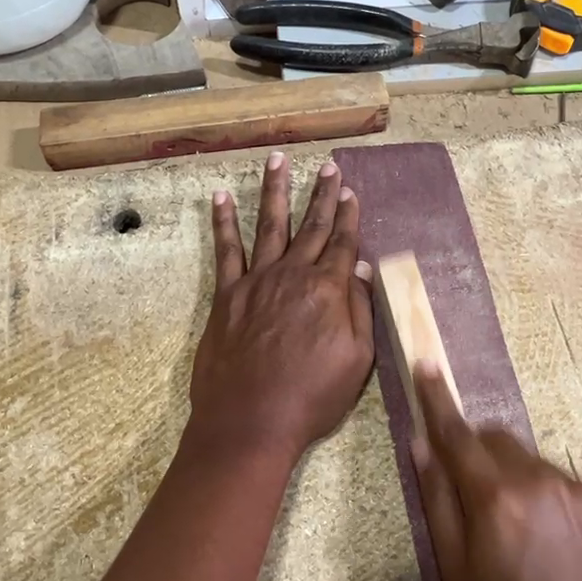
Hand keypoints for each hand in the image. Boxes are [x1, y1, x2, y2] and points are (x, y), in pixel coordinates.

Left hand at [185, 152, 375, 465]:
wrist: (250, 419)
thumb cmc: (311, 397)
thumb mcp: (357, 361)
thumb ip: (359, 310)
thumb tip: (360, 269)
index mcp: (328, 290)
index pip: (343, 243)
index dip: (348, 216)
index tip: (350, 191)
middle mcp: (293, 275)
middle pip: (311, 226)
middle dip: (321, 194)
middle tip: (327, 166)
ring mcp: (257, 281)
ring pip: (270, 225)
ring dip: (276, 190)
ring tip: (277, 160)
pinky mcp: (228, 295)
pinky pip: (226, 249)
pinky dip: (224, 221)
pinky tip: (221, 196)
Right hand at [413, 366, 581, 580]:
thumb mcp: (459, 577)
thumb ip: (438, 503)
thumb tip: (420, 446)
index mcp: (495, 498)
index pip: (457, 435)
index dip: (437, 400)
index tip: (426, 366)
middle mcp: (539, 480)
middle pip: (497, 439)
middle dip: (478, 452)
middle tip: (474, 495)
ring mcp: (580, 489)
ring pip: (532, 462)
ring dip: (516, 480)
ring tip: (524, 537)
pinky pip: (566, 484)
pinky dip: (550, 500)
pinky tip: (559, 547)